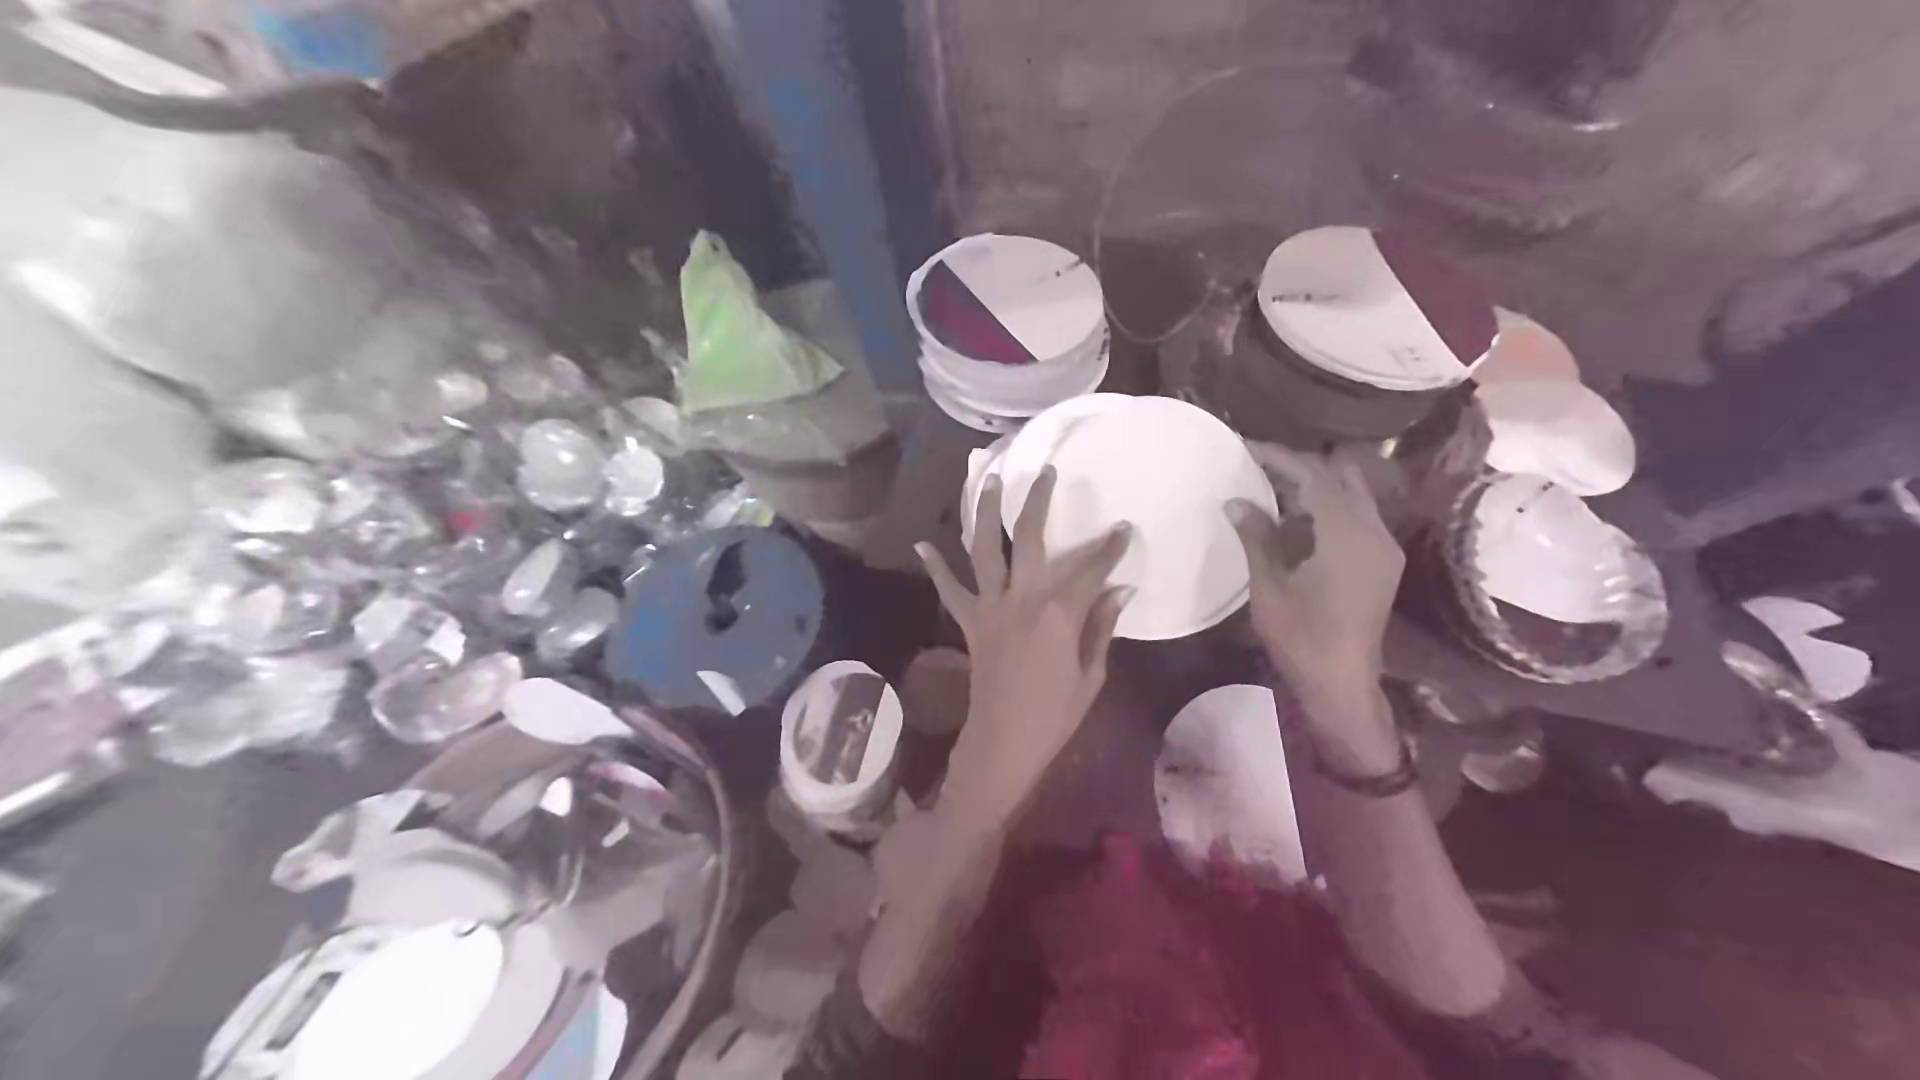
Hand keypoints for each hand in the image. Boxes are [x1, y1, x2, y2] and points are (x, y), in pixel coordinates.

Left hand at [917, 467, 1131, 824]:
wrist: (1003, 743)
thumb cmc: (1055, 716)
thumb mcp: (1091, 675)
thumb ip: (1102, 626)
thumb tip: (1121, 589)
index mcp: (1059, 613)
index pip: (1091, 569)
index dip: (1109, 547)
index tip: (1123, 527)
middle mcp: (1021, 598)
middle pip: (1029, 537)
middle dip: (1039, 500)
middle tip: (1047, 472)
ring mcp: (990, 607)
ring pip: (985, 548)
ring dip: (985, 511)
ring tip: (990, 480)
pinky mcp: (969, 621)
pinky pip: (949, 589)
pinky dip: (935, 566)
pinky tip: (923, 543)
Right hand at [1226, 443, 1404, 713]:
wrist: (1342, 684)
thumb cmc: (1301, 638)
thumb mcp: (1269, 588)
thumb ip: (1256, 538)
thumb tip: (1236, 501)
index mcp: (1348, 537)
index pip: (1317, 477)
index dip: (1281, 458)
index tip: (1247, 448)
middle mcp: (1375, 533)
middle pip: (1343, 476)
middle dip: (1302, 464)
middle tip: (1260, 465)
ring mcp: (1384, 547)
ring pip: (1353, 494)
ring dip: (1315, 484)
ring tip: (1271, 485)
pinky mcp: (1382, 561)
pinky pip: (1356, 515)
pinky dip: (1327, 505)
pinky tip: (1295, 516)